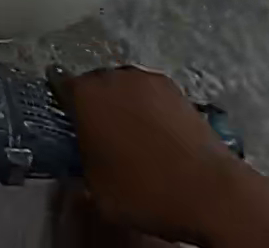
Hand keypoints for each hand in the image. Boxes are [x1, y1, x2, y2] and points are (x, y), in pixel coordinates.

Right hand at [57, 67, 268, 247]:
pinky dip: (149, 106)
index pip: (60, 85)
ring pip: (123, 86)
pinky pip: (149, 92)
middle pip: (93, 83)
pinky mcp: (172, 85)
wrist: (208, 190)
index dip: (61, 102)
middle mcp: (111, 75)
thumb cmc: (145, 192)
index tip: (65, 119)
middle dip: (95, 104)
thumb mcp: (96, 191)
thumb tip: (83, 158)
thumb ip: (81, 164)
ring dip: (123, 103)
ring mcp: (144, 78)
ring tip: (133, 135)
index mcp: (85, 95)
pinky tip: (158, 134)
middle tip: (100, 135)